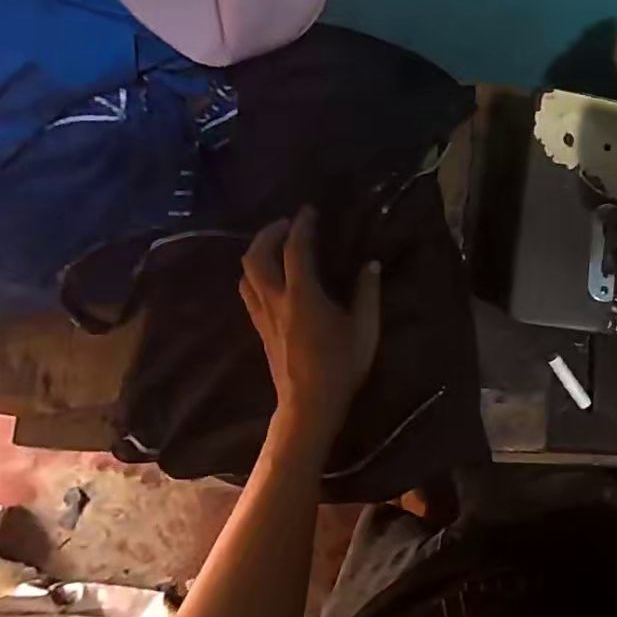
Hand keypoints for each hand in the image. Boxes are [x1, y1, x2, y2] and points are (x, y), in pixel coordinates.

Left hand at [240, 207, 381, 463]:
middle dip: (268, 233)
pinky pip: (248, 291)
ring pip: (246, 274)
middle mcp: (276, 300)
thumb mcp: (365, 329)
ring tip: (276, 245)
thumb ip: (367, 293)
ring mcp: (263, 315)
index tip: (310, 210)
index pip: (296, 249)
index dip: (302, 225)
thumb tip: (371, 264)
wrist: (309, 405)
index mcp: (303, 296)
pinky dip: (255, 274)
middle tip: (287, 224)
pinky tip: (271, 277)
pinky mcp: (259, 329)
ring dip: (257, 252)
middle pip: (256, 256)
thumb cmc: (341, 367)